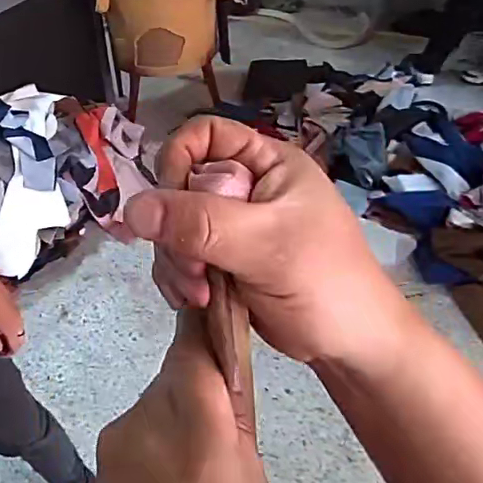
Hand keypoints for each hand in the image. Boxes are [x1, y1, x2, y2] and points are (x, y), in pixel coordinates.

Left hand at [0, 278, 25, 355]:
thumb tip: (0, 349)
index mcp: (13, 330)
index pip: (16, 348)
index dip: (7, 353)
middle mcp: (20, 323)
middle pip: (20, 340)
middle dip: (11, 344)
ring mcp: (19, 313)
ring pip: (19, 330)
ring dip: (11, 335)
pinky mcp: (16, 306)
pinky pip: (17, 321)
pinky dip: (11, 326)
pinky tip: (0, 322)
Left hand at [4, 308, 273, 482]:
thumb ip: (239, 427)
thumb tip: (230, 379)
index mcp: (198, 428)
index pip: (196, 345)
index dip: (209, 319)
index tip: (221, 299)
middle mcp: (150, 414)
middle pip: (180, 364)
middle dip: (204, 372)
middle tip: (228, 410)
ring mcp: (121, 427)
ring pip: (163, 389)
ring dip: (183, 403)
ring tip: (200, 456)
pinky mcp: (106, 440)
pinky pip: (145, 415)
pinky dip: (163, 426)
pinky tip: (170, 468)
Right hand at [121, 116, 418, 368]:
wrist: (350, 346)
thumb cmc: (324, 282)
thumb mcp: (264, 245)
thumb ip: (199, 223)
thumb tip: (132, 208)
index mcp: (266, 163)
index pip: (201, 136)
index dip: (177, 162)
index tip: (170, 206)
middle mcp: (244, 188)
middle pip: (179, 188)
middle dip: (174, 231)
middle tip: (192, 270)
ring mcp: (230, 227)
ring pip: (172, 227)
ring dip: (174, 261)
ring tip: (197, 294)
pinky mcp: (221, 261)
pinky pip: (178, 257)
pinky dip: (177, 278)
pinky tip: (192, 301)